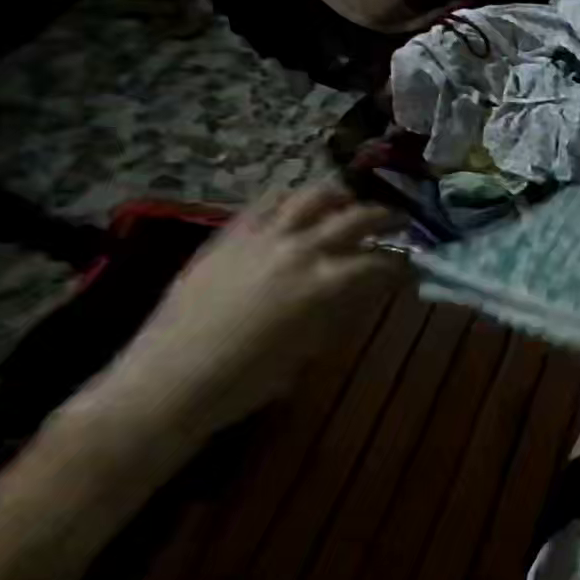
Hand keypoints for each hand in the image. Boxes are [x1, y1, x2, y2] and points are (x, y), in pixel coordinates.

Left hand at [76, 183, 403, 442]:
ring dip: (342, 198)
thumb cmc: (250, 378)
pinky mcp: (228, 236)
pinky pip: (267, 203)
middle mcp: (301, 247)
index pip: (383, 262)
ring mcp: (261, 236)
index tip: (413, 269)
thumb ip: (345, 305)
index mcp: (327, 281)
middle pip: (359, 216)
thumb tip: (371, 286)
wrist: (167, 384)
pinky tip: (300, 210)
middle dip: (387, 219)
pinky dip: (293, 201)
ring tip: (351, 205)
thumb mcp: (314, 343)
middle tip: (400, 225)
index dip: (404, 266)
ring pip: (313, 196)